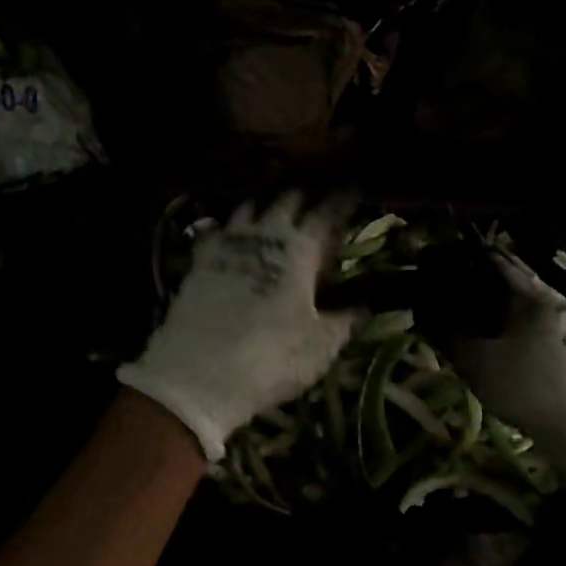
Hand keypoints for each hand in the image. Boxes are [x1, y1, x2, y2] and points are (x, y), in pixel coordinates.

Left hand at [119, 192, 361, 461]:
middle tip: (317, 206)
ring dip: (267, 206)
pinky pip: (216, 230)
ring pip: (250, 207)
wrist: (198, 375)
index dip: (343, 199)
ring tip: (277, 214)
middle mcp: (263, 234)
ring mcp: (226, 244)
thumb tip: (367, 306)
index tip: (354, 190)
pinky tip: (231, 235)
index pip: (328, 211)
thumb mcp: (321, 345)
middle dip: (305, 198)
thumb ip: (347, 320)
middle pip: (287, 200)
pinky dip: (229, 227)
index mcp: (300, 248)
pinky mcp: (199, 260)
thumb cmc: (271, 358)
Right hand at [451, 249, 565, 488]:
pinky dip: (494, 308)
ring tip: (450, 300)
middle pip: (501, 271)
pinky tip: (473, 321)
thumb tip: (422, 308)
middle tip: (437, 280)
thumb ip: (445, 332)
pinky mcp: (553, 332)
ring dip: (481, 292)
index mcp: (533, 293)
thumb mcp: (475, 361)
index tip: (432, 259)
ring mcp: (553, 314)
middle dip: (469, 273)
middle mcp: (546, 295)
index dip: (460, 255)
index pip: (491, 256)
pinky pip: (517, 307)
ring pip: (509, 291)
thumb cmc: (526, 389)